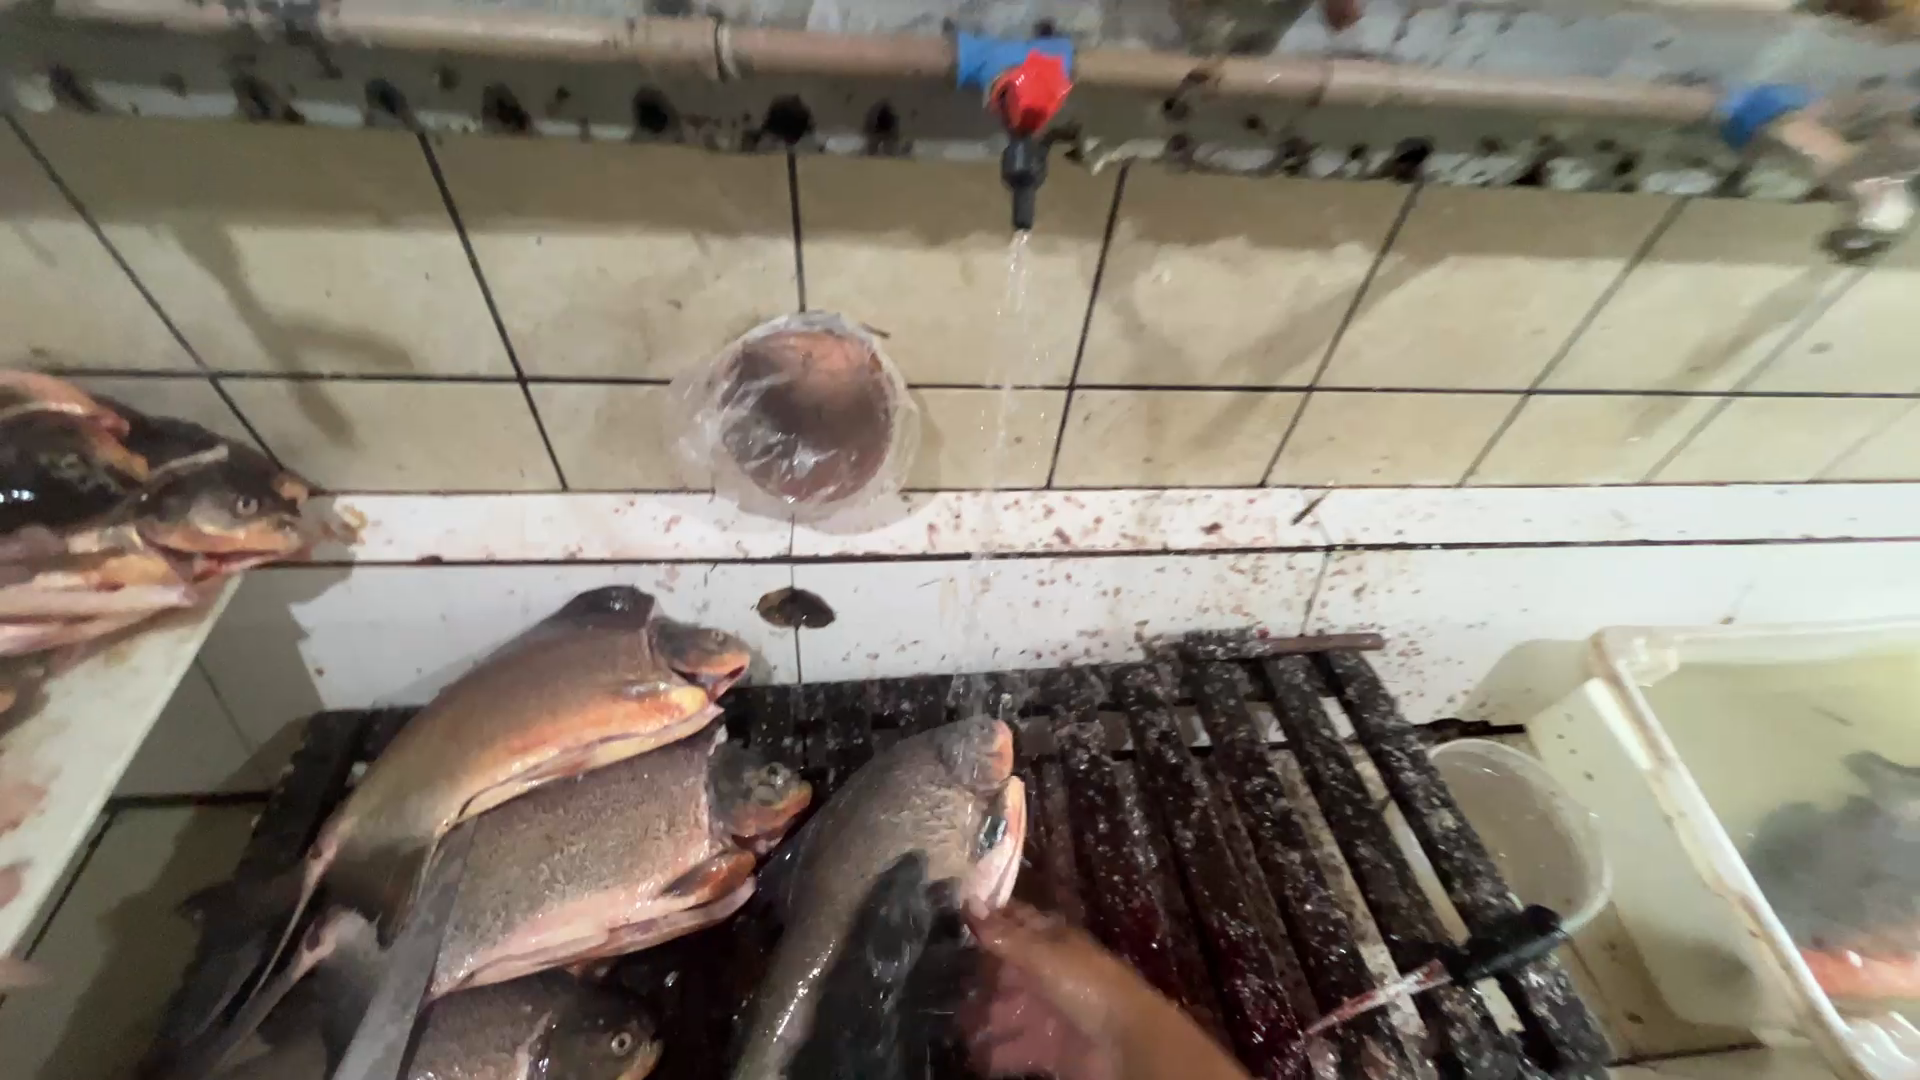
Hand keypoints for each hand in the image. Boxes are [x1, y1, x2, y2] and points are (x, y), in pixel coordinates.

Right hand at [961, 903, 1249, 1079]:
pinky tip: (973, 1055)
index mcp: (1050, 939)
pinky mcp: (1049, 1048)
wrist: (1126, 1044)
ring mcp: (1048, 1011)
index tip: (952, 922)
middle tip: (942, 985)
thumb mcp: (1042, 954)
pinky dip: (995, 1053)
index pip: (1013, 922)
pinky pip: (1015, 1049)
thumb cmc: (1086, 984)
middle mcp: (1047, 971)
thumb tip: (967, 902)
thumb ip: (1003, 935)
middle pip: (1006, 971)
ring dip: (982, 1019)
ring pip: (1007, 1011)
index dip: (987, 921)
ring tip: (954, 1026)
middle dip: (978, 979)